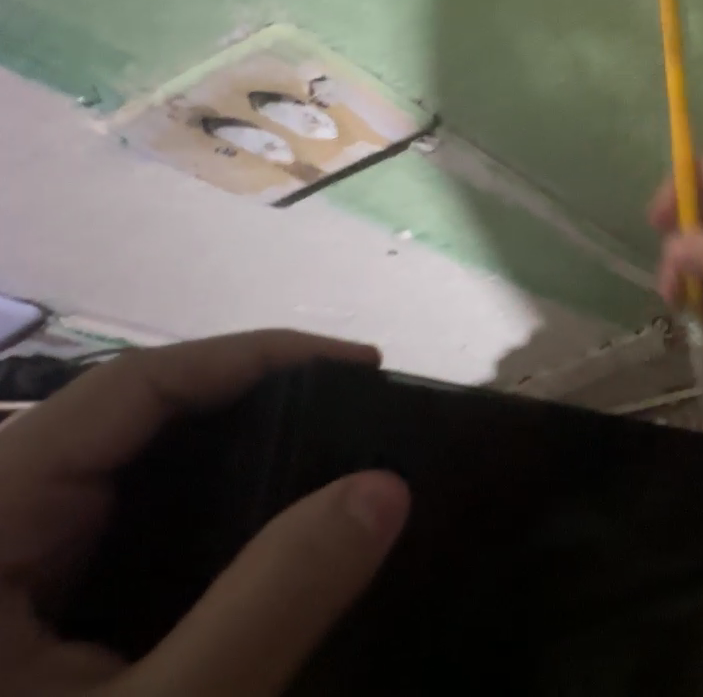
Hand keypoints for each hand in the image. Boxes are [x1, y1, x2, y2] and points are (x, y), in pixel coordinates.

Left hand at [0, 332, 409, 695]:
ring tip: (325, 459)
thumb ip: (271, 601)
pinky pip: (109, 534)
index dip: (252, 354)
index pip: (123, 390)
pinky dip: (199, 516)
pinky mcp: (3, 626)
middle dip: (252, 401)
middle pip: (119, 424)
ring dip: (230, 456)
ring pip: (116, 478)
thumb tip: (385, 487)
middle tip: (360, 414)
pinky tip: (257, 538)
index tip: (364, 365)